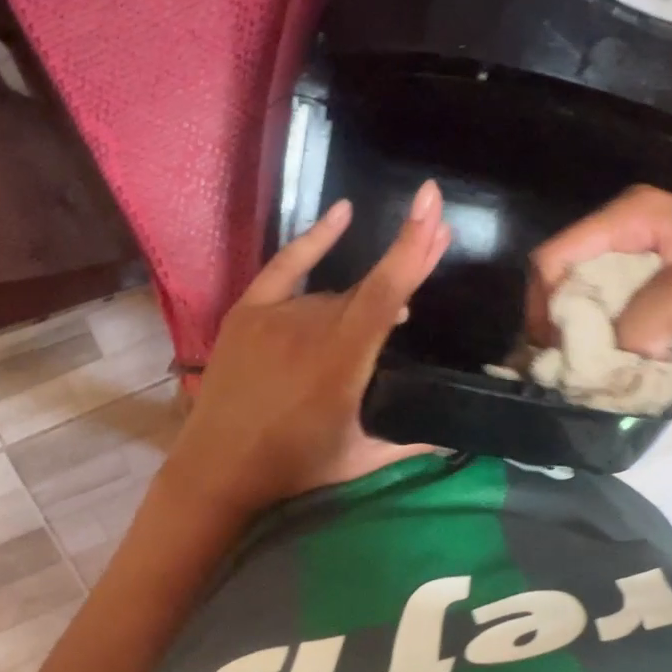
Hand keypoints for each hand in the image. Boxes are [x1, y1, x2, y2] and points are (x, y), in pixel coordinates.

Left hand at [162, 181, 451, 516]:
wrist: (218, 468)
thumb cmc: (293, 466)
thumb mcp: (358, 459)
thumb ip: (409, 444)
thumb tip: (453, 440)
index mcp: (342, 360)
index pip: (385, 292)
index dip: (412, 247)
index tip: (432, 203)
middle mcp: (310, 326)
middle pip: (364, 295)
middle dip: (397, 285)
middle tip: (412, 307)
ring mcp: (275, 315)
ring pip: (330, 295)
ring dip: (355, 306)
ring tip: (362, 336)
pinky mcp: (247, 312)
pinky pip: (286, 265)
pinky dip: (315, 240)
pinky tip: (342, 215)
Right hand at [529, 185, 671, 356]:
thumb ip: (641, 322)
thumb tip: (617, 349)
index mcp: (632, 216)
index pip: (556, 257)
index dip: (543, 304)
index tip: (553, 350)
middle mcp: (628, 228)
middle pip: (566, 276)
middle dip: (564, 322)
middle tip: (572, 363)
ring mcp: (642, 254)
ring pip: (588, 296)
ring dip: (588, 333)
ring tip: (595, 365)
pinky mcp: (655, 280)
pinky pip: (614, 308)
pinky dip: (611, 335)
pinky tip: (622, 356)